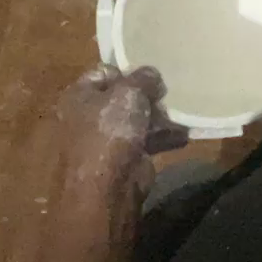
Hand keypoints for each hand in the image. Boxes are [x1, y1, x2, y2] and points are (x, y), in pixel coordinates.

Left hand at [55, 64, 188, 196]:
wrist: (106, 190)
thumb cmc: (110, 131)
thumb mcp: (130, 91)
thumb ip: (144, 77)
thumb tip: (152, 75)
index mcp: (79, 96)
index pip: (105, 72)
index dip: (129, 71)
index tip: (151, 74)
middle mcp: (88, 116)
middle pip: (124, 96)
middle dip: (148, 95)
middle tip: (167, 94)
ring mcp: (105, 140)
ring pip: (137, 118)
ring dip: (159, 116)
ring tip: (181, 112)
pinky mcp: (122, 160)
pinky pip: (146, 140)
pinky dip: (163, 136)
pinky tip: (183, 134)